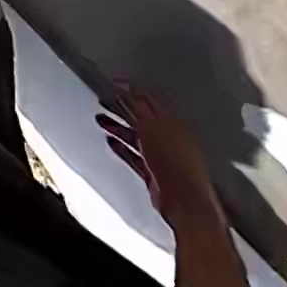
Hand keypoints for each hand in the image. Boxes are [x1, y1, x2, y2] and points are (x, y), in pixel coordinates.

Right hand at [96, 84, 227, 230]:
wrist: (184, 203)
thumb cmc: (176, 163)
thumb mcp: (152, 128)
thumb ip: (138, 108)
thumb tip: (129, 91)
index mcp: (174, 125)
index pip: (150, 102)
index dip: (133, 91)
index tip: (117, 83)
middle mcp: (170, 139)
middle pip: (142, 119)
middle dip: (123, 109)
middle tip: (106, 100)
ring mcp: (162, 157)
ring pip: (135, 137)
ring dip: (118, 127)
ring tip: (102, 119)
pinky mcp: (153, 173)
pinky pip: (133, 155)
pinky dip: (122, 148)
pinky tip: (111, 141)